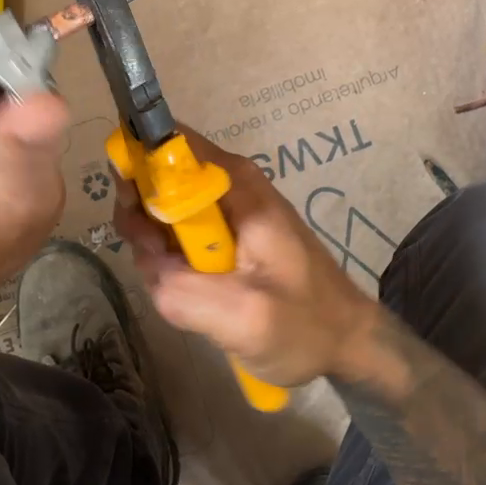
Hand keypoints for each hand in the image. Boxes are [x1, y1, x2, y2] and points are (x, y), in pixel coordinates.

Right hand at [114, 129, 381, 387]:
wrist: (347, 342)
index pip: (168, 142)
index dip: (139, 172)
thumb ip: (182, 288)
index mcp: (235, 183)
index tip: (137, 223)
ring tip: (172, 282)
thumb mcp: (242, 316)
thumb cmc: (304, 326)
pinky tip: (186, 288)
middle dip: (142, 216)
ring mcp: (227, 207)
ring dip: (153, 243)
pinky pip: (178, 230)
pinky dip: (169, 256)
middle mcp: (228, 182)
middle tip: (153, 261)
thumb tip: (145, 260)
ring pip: (162, 206)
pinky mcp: (226, 232)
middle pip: (158, 174)